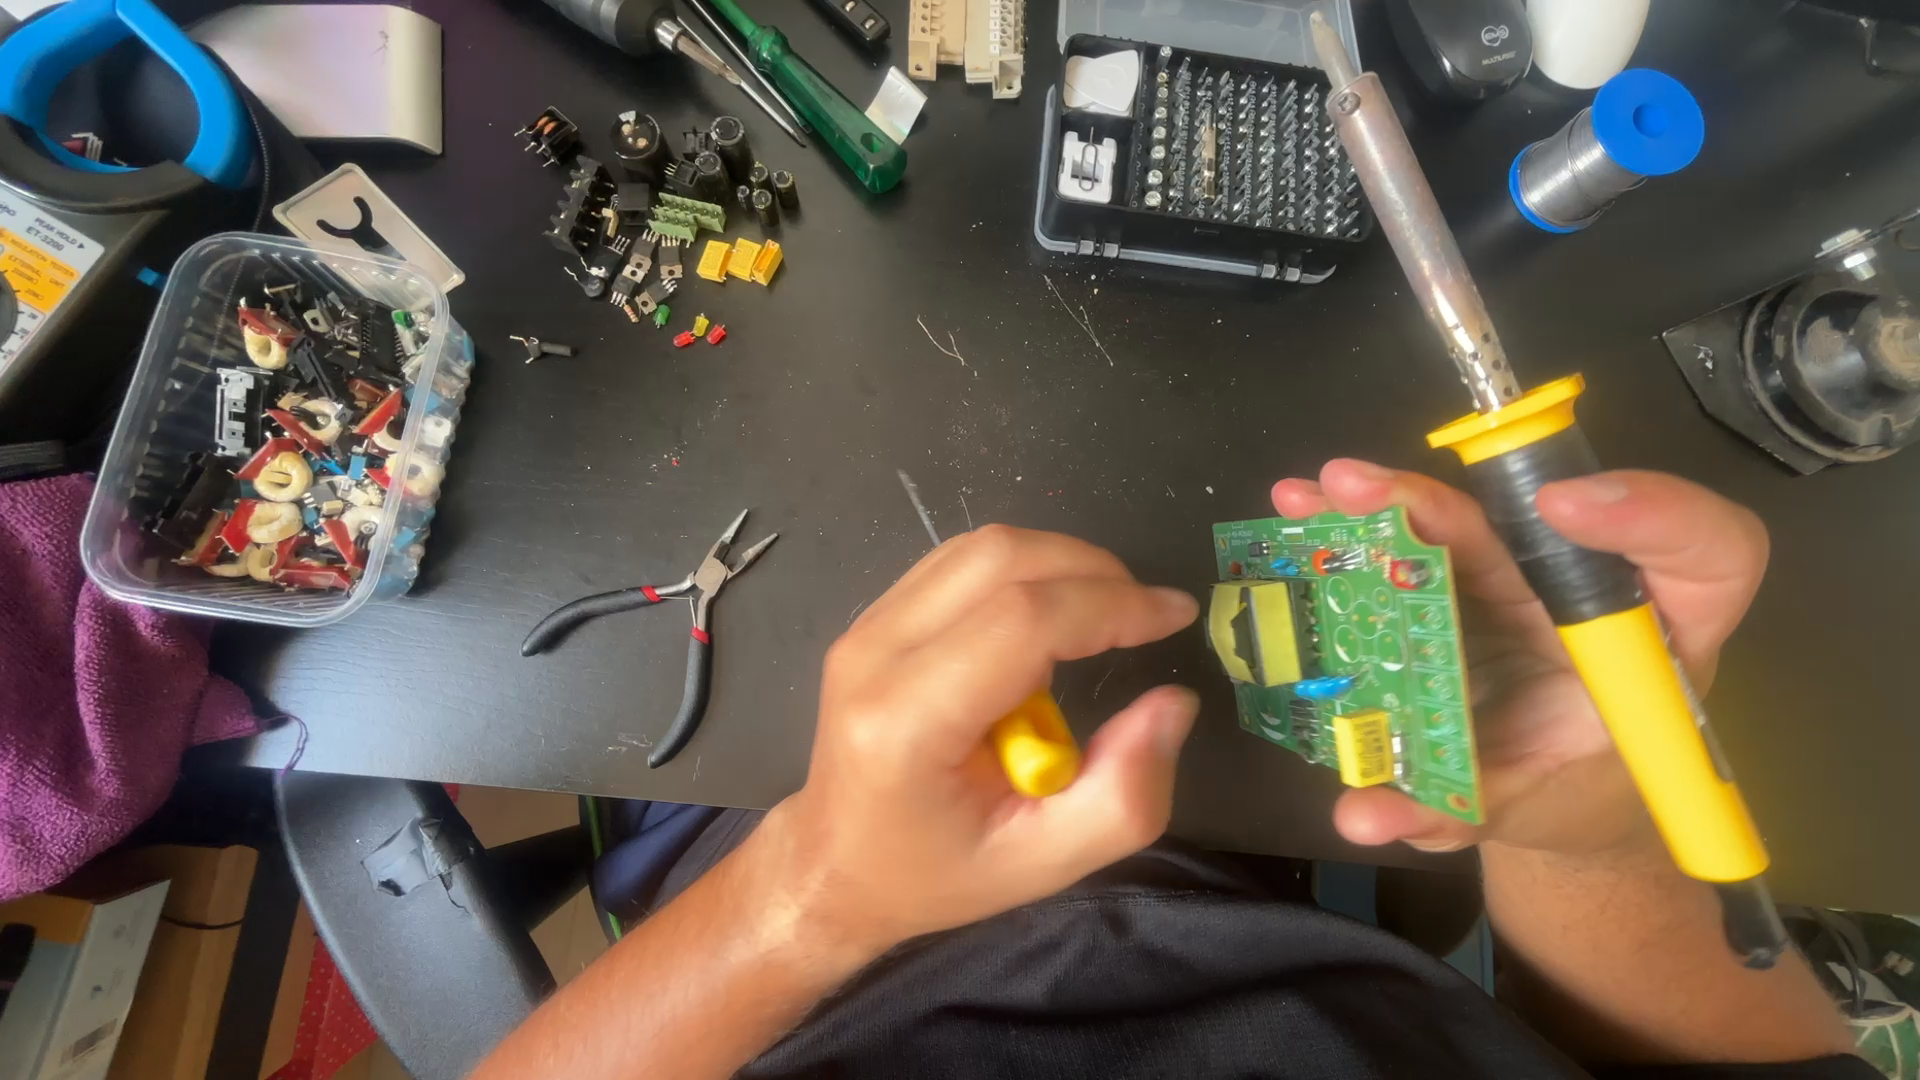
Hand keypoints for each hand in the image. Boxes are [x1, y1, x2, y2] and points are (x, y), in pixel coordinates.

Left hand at [758, 526, 1200, 960]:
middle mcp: (874, 653)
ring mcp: (865, 626)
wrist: (836, 862)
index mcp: (907, 721)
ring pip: (978, 549)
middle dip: (1091, 570)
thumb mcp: (1040, 863)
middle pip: (997, 559)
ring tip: (1103, 612)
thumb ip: (1123, 797)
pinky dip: (1019, 571)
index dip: (1110, 605)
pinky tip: (1045, 617)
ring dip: (1057, 563)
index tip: (1174, 616)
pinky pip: (958, 563)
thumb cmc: (934, 873)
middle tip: (1144, 611)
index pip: (1020, 621)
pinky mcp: (872, 616)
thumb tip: (1174, 702)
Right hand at [1271, 460, 1767, 857]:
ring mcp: (1510, 584)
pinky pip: (1411, 544)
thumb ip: (1446, 813)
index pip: (1703, 558)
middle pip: (1528, 522)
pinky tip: (1303, 516)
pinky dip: (1354, 525)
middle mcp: (1575, 596)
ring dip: (1375, 501)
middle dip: (1433, 499)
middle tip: (1351, 487)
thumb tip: (1357, 814)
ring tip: (1305, 496)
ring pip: (1458, 520)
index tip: (1559, 507)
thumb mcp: (1513, 812)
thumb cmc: (1564, 798)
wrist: (1553, 790)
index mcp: (1642, 646)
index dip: (1651, 516)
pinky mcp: (1455, 584)